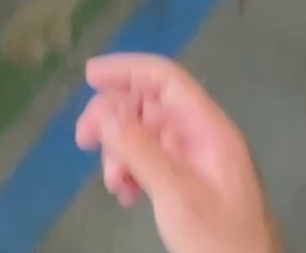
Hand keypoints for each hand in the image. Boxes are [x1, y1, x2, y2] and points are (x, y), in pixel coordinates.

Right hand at [75, 54, 282, 252]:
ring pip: (141, 132)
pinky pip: (147, 158)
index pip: (165, 79)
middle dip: (112, 118)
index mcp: (209, 129)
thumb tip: (103, 110)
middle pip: (147, 104)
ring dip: (118, 150)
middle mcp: (201, 136)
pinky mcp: (186, 182)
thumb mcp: (176, 195)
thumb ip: (138, 148)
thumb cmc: (221, 243)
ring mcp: (194, 160)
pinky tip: (124, 193)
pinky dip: (128, 169)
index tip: (89, 78)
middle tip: (84, 139)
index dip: (126, 70)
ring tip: (112, 182)